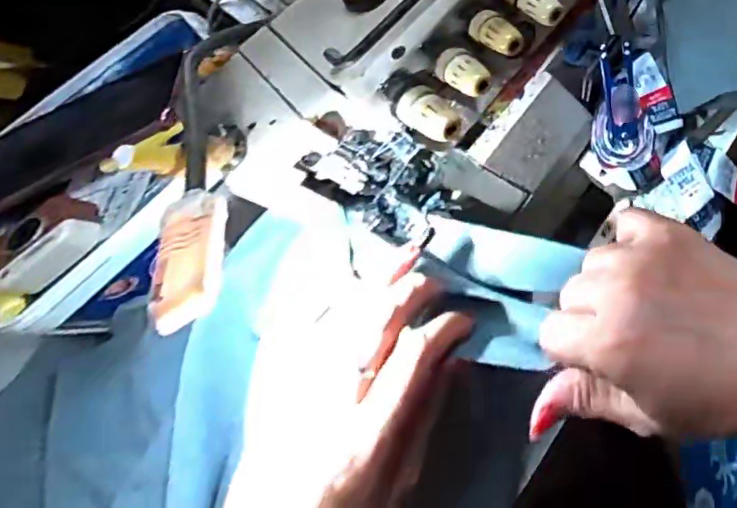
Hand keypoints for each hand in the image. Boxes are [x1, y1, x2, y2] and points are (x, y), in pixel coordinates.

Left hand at [226, 243, 472, 507]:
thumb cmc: (340, 507)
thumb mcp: (393, 480)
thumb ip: (423, 416)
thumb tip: (454, 358)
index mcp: (364, 431)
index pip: (415, 352)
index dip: (448, 325)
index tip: (467, 319)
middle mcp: (328, 396)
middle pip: (379, 317)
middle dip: (417, 289)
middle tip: (441, 284)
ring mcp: (293, 379)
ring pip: (342, 307)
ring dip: (379, 276)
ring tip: (407, 254)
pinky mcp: (269, 376)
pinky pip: (298, 316)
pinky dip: (326, 288)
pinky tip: (351, 272)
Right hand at [532, 210, 736, 441]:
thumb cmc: (719, 391)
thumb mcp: (651, 415)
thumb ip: (590, 401)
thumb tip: (536, 410)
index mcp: (607, 344)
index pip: (550, 334)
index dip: (572, 350)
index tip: (600, 358)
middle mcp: (614, 290)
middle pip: (568, 293)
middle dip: (587, 313)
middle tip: (627, 329)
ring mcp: (641, 253)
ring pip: (593, 258)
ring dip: (607, 277)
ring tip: (644, 295)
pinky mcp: (666, 228)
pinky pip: (624, 220)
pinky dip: (628, 236)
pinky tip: (649, 258)